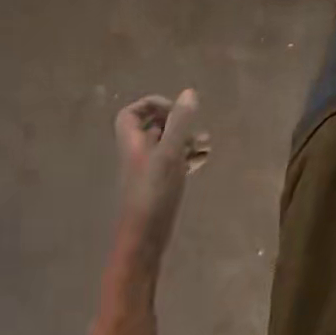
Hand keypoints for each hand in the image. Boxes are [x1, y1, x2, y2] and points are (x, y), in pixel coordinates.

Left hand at [112, 91, 208, 275]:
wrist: (143, 242)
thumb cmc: (153, 194)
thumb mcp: (169, 153)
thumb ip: (179, 122)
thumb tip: (189, 92)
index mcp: (133, 143)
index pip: (130, 114)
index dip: (150, 104)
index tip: (173, 109)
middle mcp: (138, 154)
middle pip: (152, 127)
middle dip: (176, 121)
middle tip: (193, 125)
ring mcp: (149, 171)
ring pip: (166, 144)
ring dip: (186, 139)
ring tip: (205, 143)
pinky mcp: (159, 186)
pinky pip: (174, 162)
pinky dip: (188, 157)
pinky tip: (203, 160)